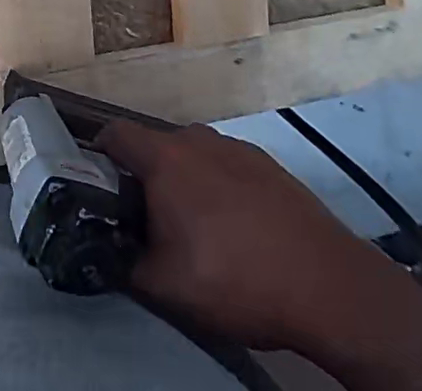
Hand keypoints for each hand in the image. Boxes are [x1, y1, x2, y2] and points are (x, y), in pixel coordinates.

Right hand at [97, 121, 412, 353]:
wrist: (325, 282)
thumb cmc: (235, 278)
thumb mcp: (164, 286)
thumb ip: (123, 263)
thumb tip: (105, 253)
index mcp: (167, 159)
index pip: (115, 134)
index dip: (97, 155)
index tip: (96, 186)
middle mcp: (199, 140)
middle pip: (155, 148)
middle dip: (143, 180)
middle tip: (145, 224)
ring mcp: (237, 148)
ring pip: (192, 157)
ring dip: (182, 183)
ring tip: (194, 230)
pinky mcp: (267, 163)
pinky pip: (225, 166)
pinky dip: (217, 187)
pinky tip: (235, 228)